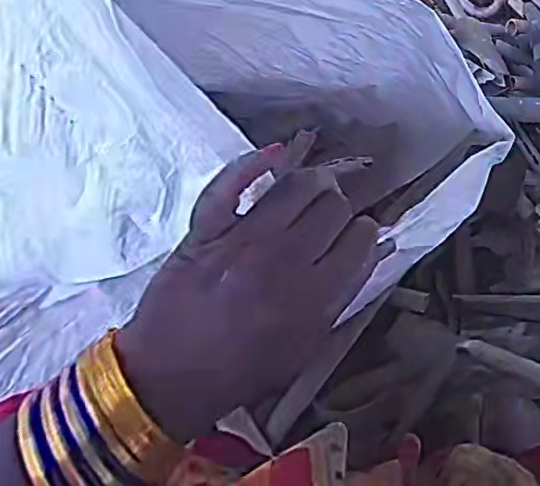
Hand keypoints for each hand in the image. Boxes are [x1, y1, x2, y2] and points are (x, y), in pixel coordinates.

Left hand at [116, 145, 386, 440]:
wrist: (162, 383)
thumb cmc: (241, 370)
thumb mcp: (306, 346)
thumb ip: (345, 293)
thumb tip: (377, 243)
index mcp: (311, 300)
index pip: (362, 238)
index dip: (364, 235)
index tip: (355, 239)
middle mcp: (281, 263)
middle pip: (335, 206)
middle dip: (340, 210)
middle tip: (330, 223)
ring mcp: (241, 241)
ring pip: (300, 184)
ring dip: (316, 183)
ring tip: (314, 192)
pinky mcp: (207, 229)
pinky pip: (234, 181)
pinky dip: (255, 162)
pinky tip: (276, 155)